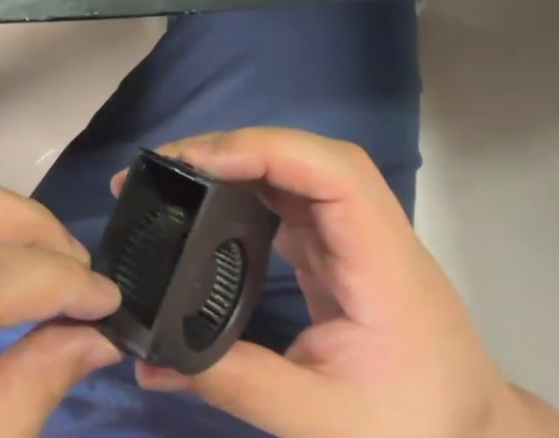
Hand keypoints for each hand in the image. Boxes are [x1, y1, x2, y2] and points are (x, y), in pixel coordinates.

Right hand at [118, 128, 558, 437]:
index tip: (197, 164)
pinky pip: (286, 196)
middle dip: (234, 148)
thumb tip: (147, 357)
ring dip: (233, 160)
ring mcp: (354, 239)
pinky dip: (241, 184)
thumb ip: (234, 382)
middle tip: (165, 167)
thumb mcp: (319, 421)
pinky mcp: (335, 249)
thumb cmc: (411, 429)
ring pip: (295, 169)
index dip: (265, 151)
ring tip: (173, 176)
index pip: (335, 174)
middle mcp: (372, 237)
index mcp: (384, 268)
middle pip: (308, 157)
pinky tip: (204, 199)